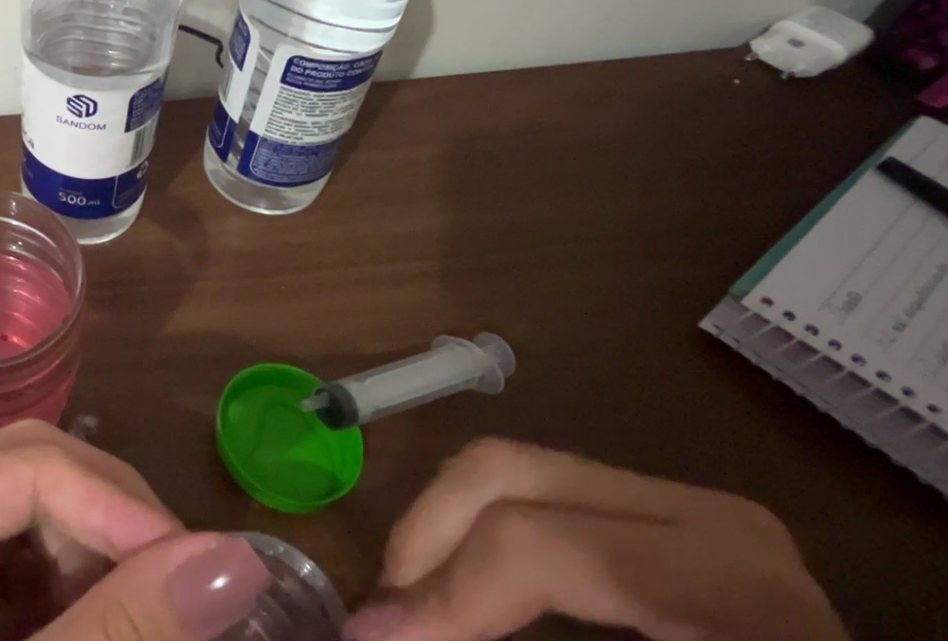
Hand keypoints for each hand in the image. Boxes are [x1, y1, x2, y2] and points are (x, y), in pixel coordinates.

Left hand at [0, 419, 273, 640]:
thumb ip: (119, 629)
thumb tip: (237, 560)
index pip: (31, 465)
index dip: (123, 507)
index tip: (208, 568)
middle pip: (39, 473)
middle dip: (118, 527)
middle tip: (189, 594)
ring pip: (46, 515)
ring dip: (108, 560)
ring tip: (152, 617)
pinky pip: (31, 563)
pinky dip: (82, 591)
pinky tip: (112, 624)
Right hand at [343, 438, 847, 640]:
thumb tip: (380, 633)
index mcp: (722, 576)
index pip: (534, 546)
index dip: (442, 596)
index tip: (370, 638)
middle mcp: (701, 515)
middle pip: (505, 471)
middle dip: (423, 537)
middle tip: (382, 608)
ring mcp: (683, 505)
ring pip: (509, 468)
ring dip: (441, 529)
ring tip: (410, 595)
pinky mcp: (661, 515)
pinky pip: (537, 493)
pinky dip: (479, 532)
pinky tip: (461, 583)